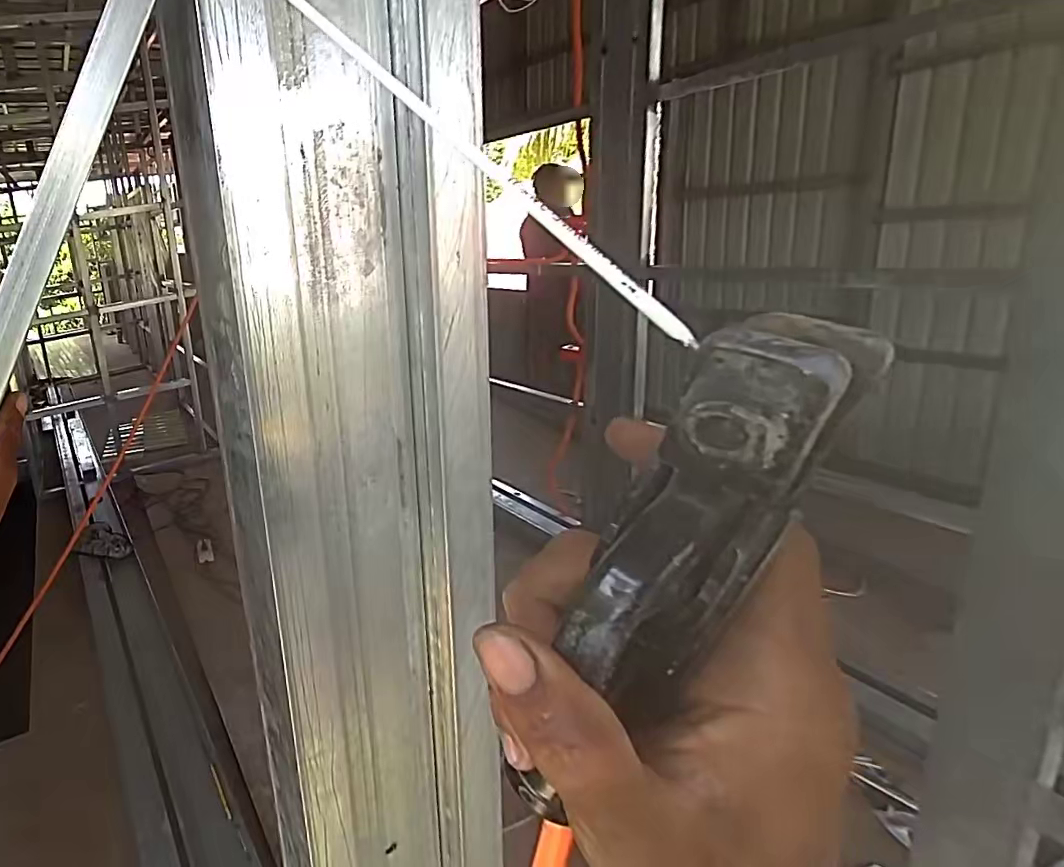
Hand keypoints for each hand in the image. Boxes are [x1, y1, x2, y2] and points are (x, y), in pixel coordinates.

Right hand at [476, 418, 853, 865]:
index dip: (701, 482)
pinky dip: (543, 662)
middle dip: (557, 589)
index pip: (760, 543)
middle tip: (525, 647)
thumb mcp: (641, 830)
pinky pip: (583, 639)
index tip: (624, 443)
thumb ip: (576, 740)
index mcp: (771, 681)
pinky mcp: (653, 693)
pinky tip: (531, 720)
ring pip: (594, 598)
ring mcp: (688, 677)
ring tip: (523, 718)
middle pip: (635, 562)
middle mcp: (735, 662)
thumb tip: (499, 645)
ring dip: (537, 634)